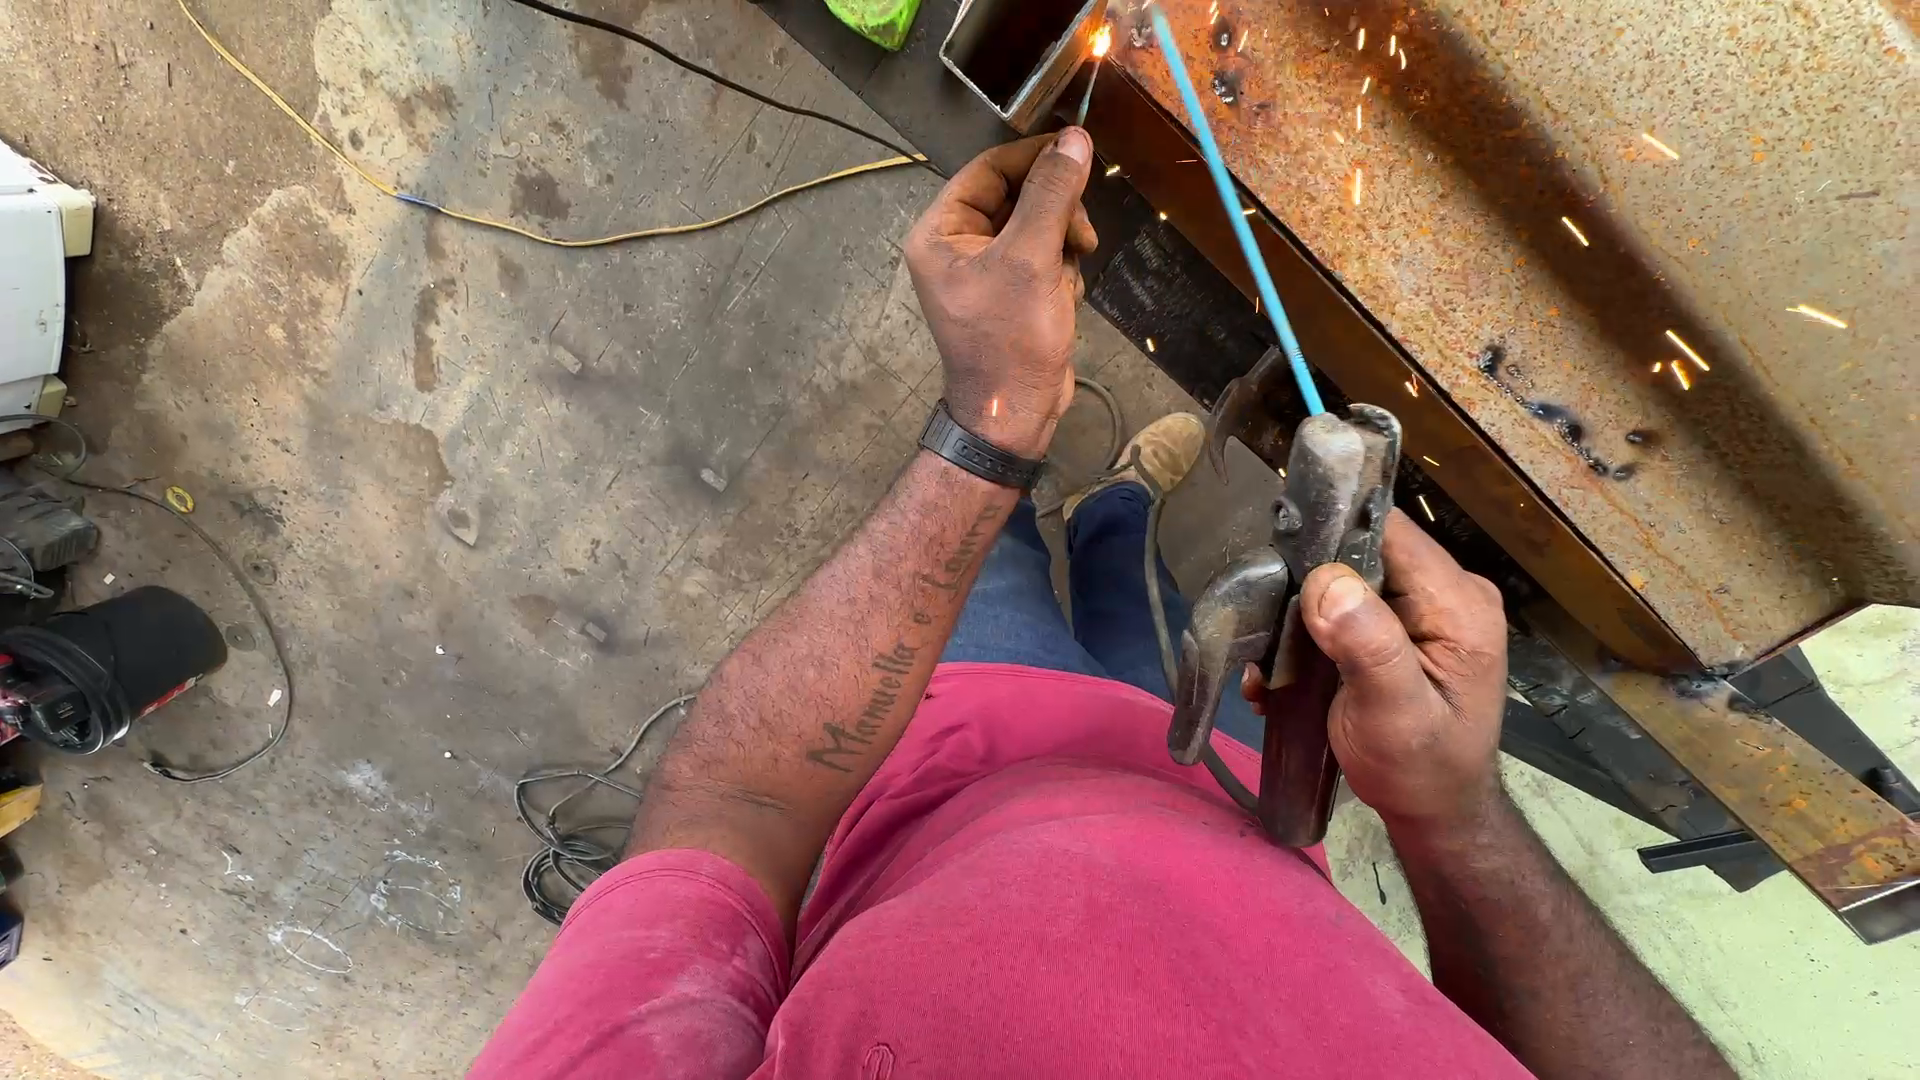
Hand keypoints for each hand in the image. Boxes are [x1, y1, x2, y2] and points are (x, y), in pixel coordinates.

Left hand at [904, 129, 1098, 457]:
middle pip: (1016, 198)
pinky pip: (1042, 259)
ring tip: (1067, 279)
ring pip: (1037, 228)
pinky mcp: (1010, 294)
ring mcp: (985, 273)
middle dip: (1055, 214)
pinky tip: (1063, 300)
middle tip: (1083, 236)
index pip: (988, 171)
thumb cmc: (1012, 339)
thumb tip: (1074, 138)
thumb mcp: (1032, 259)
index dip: (1034, 159)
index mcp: (940, 234)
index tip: (1079, 155)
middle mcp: (956, 248)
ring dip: (1062, 247)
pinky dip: (1060, 272)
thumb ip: (1052, 194)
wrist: (1016, 411)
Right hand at [1248, 510, 1506, 835]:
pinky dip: (1302, 631)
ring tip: (1267, 657)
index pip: (1386, 530)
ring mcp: (1415, 608)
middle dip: (1303, 580)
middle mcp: (1440, 592)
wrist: (1432, 810)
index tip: (1278, 562)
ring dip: (1295, 612)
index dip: (1330, 533)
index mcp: (1456, 603)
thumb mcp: (1396, 715)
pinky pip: (1336, 605)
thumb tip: (1327, 582)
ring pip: (1338, 576)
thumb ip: (1369, 648)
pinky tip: (1281, 669)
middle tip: (1264, 625)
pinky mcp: (1389, 626)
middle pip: (1356, 549)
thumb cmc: (1421, 769)